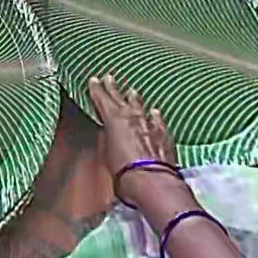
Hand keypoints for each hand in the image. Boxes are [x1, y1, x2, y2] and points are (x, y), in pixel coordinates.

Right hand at [87, 75, 190, 211]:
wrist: (151, 180)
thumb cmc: (123, 169)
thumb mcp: (105, 151)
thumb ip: (106, 137)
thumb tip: (108, 133)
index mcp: (113, 117)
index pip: (101, 97)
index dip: (96, 88)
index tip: (93, 80)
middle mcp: (131, 115)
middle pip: (119, 96)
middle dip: (112, 87)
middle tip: (108, 77)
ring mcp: (149, 123)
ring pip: (139, 104)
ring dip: (133, 98)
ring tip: (131, 91)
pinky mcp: (164, 133)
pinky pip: (157, 119)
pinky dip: (153, 115)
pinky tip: (154, 112)